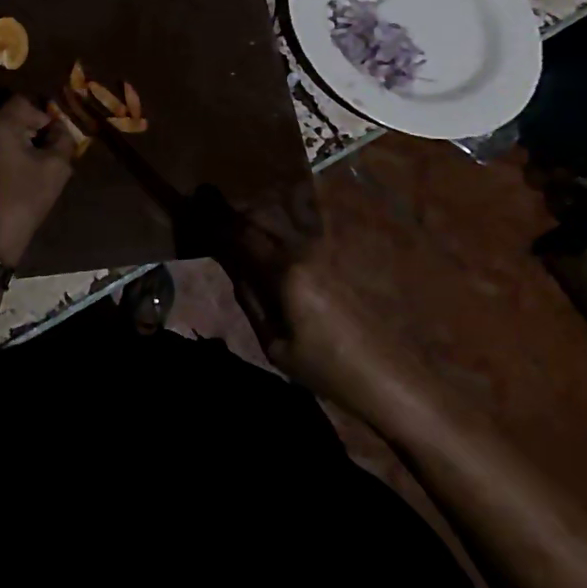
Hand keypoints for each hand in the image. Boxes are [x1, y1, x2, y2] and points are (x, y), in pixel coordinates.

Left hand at [0, 96, 74, 267]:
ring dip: (18, 141)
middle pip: (10, 115)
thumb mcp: (56, 168)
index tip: (55, 140)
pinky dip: (4, 152)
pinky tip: (15, 174)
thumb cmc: (24, 199)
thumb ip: (63, 139)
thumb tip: (59, 128)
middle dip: (31, 129)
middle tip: (47, 153)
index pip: (24, 102)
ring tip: (33, 165)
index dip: (44, 116)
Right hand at [218, 215, 438, 424]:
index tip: (194, 206)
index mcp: (285, 272)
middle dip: (234, 215)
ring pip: (278, 232)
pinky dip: (274, 240)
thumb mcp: (275, 346)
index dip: (217, 220)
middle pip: (261, 223)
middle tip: (208, 208)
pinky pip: (295, 244)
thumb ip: (250, 303)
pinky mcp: (337, 266)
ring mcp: (324, 257)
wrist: (391, 380)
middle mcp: (304, 253)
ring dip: (255, 226)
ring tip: (231, 225)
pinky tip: (263, 248)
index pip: (242, 234)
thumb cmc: (328, 369)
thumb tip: (235, 273)